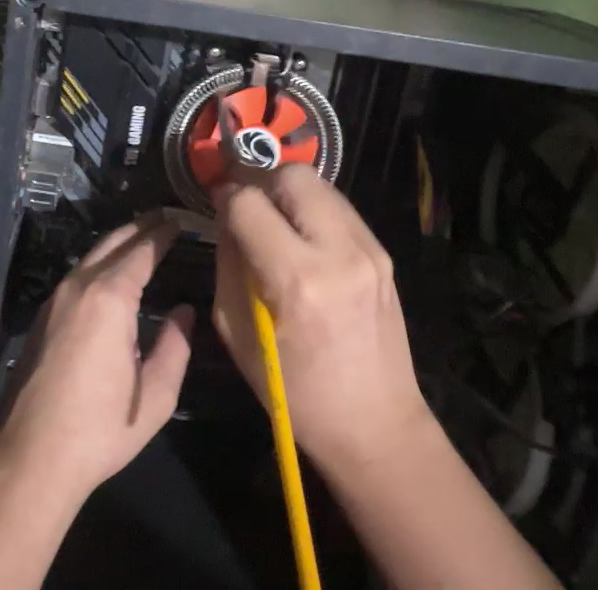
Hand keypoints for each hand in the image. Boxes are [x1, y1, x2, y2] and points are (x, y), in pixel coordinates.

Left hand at [0, 215, 194, 506]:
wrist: (33, 456)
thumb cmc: (101, 428)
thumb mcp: (155, 395)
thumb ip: (175, 347)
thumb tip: (184, 313)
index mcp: (109, 299)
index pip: (142, 250)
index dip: (164, 233)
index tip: (182, 219)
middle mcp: (78, 288)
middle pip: (113, 243)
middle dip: (141, 228)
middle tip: (166, 218)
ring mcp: (54, 301)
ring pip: (91, 258)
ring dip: (118, 244)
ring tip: (144, 240)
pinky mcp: (41, 318)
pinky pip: (77, 277)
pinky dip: (100, 264)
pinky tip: (113, 275)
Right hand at [211, 164, 426, 477]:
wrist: (374, 423)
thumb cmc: (293, 390)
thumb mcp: (235, 330)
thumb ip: (228, 263)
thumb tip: (225, 216)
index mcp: (296, 280)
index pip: (249, 202)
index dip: (224, 195)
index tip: (214, 203)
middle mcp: (339, 253)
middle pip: (292, 175)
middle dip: (259, 180)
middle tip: (243, 203)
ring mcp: (369, 250)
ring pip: (319, 183)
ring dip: (286, 190)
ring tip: (270, 218)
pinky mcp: (383, 254)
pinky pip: (338, 207)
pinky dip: (310, 208)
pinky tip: (299, 236)